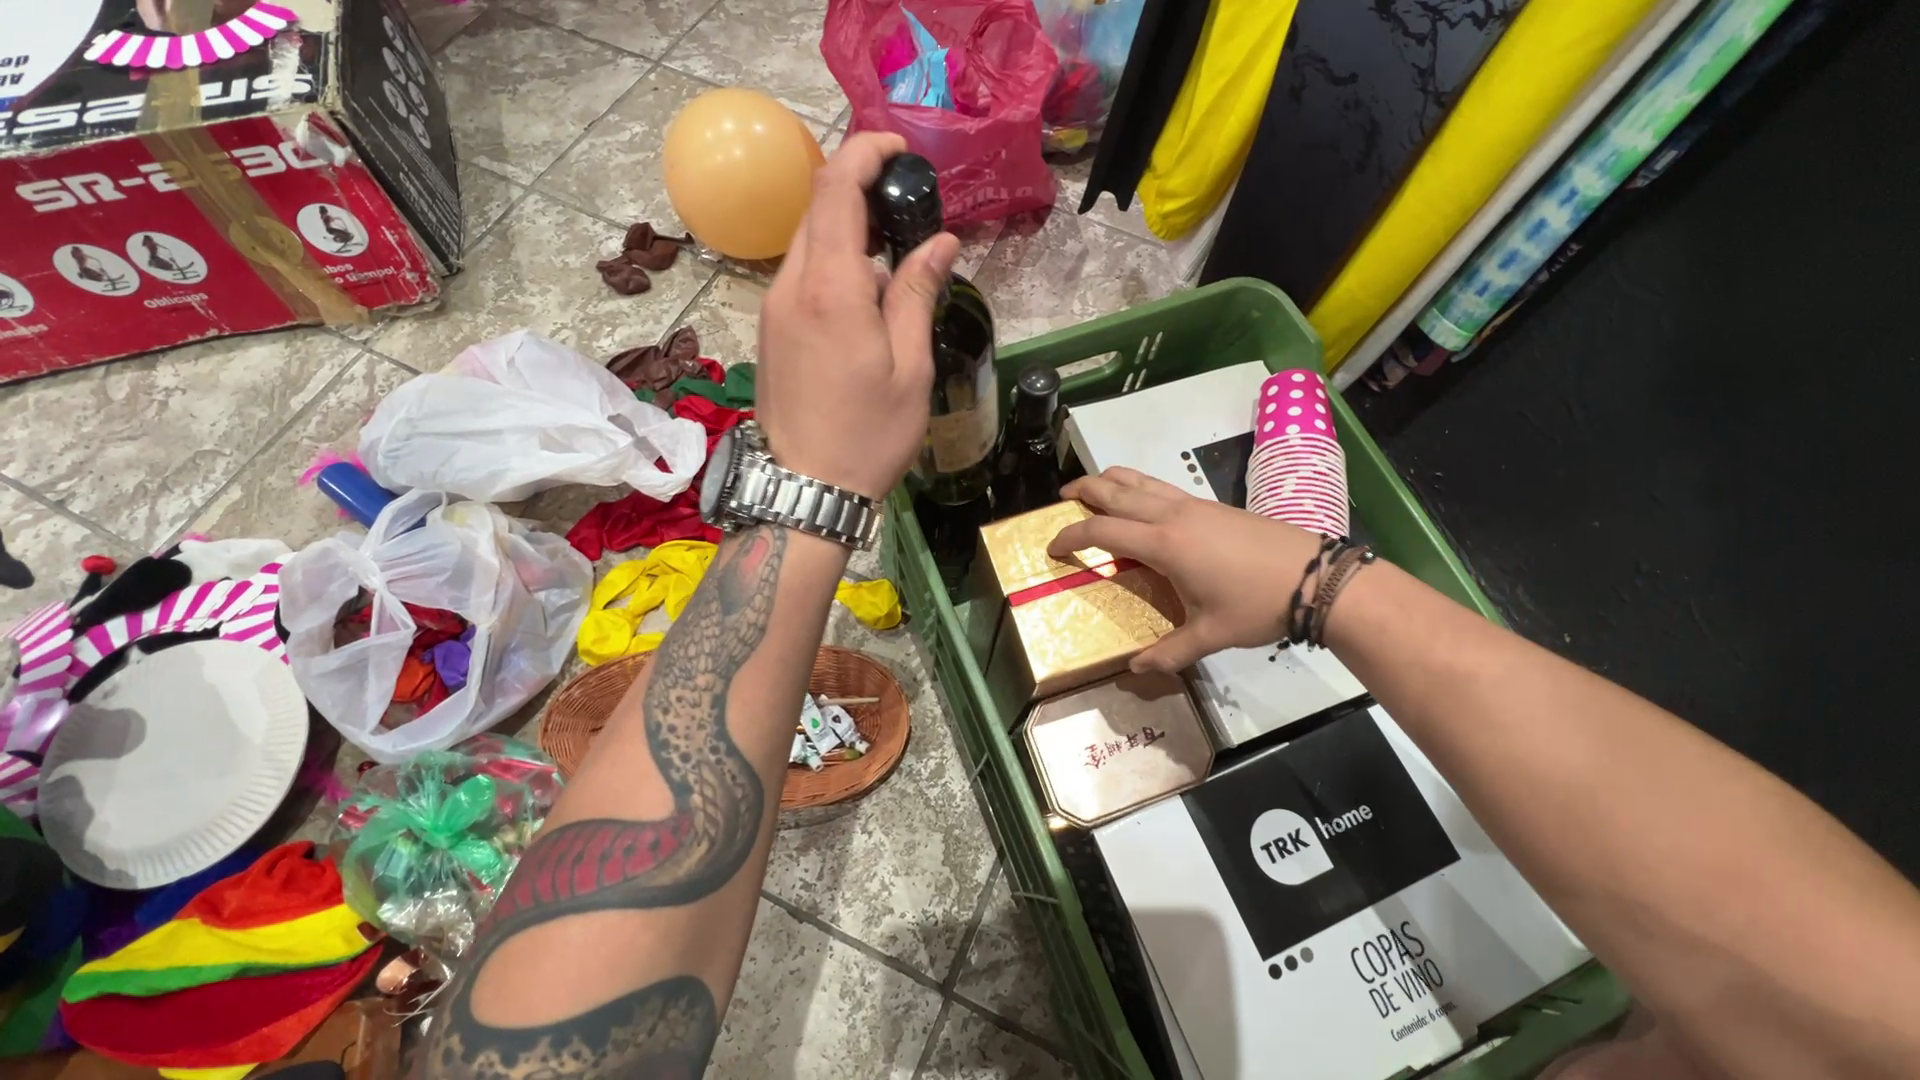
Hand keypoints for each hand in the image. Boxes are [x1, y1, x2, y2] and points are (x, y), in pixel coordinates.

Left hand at [756, 132, 960, 499]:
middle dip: (859, 190)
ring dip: (848, 233)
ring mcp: (773, 309)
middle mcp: (791, 288)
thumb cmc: (869, 436)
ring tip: (893, 262)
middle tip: (907, 208)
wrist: (807, 489)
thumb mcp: (910, 368)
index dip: (865, 152)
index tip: (899, 149)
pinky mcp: (770, 331)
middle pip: (818, 209)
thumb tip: (940, 243)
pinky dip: (833, 266)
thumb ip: (918, 294)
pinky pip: (800, 277)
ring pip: (807, 244)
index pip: (835, 189)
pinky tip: (864, 300)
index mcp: (830, 290)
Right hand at [1046, 468, 1325, 673]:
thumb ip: (1170, 653)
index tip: (1052, 546)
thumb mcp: (1211, 635)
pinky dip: (1138, 487)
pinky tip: (1142, 506)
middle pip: (1115, 490)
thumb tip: (1137, 671)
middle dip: (1084, 490)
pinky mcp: (1212, 505)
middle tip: (1062, 499)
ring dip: (1111, 480)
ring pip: (1141, 479)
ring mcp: (1194, 505)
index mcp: (1164, 544)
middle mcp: (1172, 515)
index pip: (1102, 530)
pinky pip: (1161, 486)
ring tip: (1094, 490)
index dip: (1071, 535)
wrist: (1316, 578)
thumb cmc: (1257, 605)